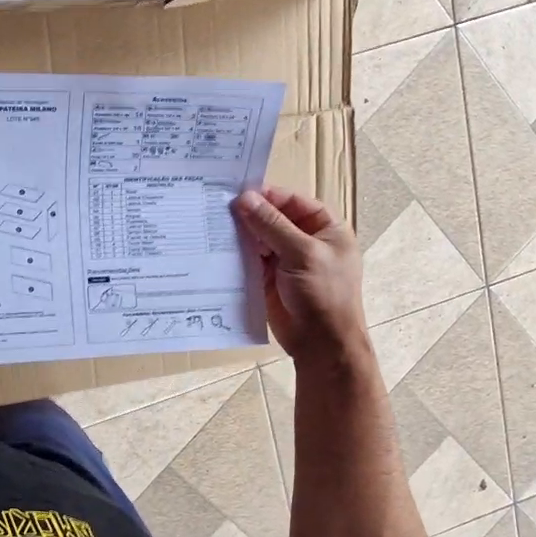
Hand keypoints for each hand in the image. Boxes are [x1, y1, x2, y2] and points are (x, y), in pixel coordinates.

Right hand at [232, 187, 365, 361]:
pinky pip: (249, 262)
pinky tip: (216, 250)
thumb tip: (244, 199)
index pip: (292, 202)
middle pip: (272, 219)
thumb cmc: (323, 294)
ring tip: (211, 226)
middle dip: (248, 215)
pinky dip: (235, 257)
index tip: (236, 193)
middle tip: (215, 208)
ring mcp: (285, 262)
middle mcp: (304, 241)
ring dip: (239, 236)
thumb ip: (272, 225)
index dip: (266, 196)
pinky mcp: (268, 280)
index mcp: (324, 228)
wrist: (321, 344)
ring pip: (258, 240)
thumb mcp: (302, 253)